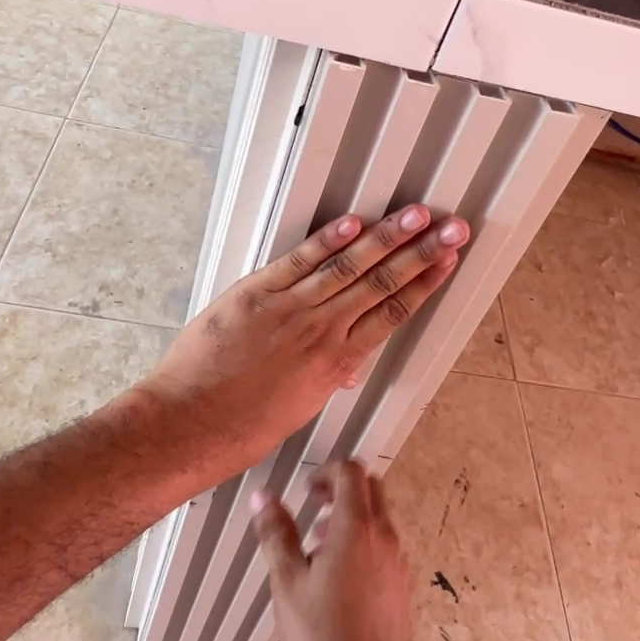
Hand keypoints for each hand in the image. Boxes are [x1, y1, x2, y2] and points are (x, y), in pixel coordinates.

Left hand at [137, 204, 468, 475]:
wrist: (187, 425)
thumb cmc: (240, 425)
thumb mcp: (298, 406)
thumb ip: (328, 375)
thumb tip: (349, 363)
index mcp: (337, 362)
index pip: (393, 313)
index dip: (425, 283)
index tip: (448, 261)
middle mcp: (323, 331)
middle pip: (383, 282)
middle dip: (422, 252)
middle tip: (452, 226)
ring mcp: (291, 308)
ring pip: (349, 266)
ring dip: (386, 237)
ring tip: (416, 215)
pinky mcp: (257, 292)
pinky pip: (300, 260)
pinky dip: (327, 239)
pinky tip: (353, 221)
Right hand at [254, 461, 409, 640]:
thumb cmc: (322, 636)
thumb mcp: (288, 581)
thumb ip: (275, 532)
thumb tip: (261, 497)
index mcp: (357, 528)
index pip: (351, 472)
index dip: (328, 471)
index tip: (308, 488)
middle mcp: (385, 538)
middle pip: (372, 488)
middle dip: (343, 488)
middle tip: (316, 504)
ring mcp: (399, 563)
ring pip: (381, 518)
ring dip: (354, 517)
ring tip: (321, 545)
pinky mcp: (403, 587)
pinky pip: (387, 548)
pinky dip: (366, 544)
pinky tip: (341, 577)